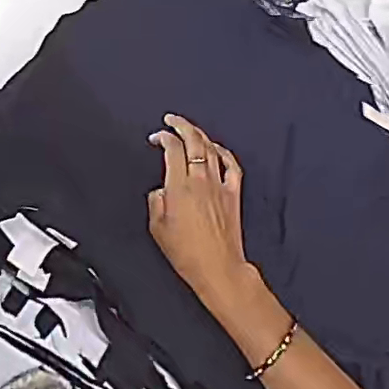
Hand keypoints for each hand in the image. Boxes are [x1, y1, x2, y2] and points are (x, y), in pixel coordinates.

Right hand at [148, 114, 255, 310]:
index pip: (172, 149)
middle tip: (172, 120)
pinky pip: (231, 165)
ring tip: (190, 129)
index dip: (164, 138)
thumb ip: (156, 202)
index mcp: (179, 187)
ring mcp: (219, 186)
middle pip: (193, 141)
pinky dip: (224, 152)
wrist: (218, 268)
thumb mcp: (157, 228)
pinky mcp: (233, 194)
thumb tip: (160, 191)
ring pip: (211, 149)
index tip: (157, 137)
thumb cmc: (187, 253)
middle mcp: (200, 181)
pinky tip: (217, 148)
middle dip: (181, 125)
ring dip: (200, 134)